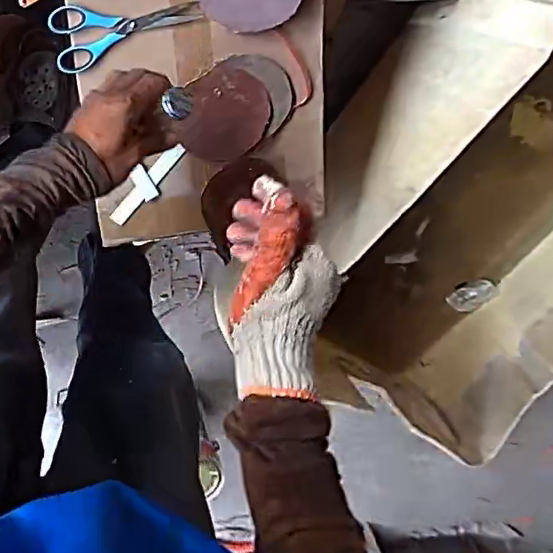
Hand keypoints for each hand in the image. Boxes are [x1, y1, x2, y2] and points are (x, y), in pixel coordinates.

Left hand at [65, 69, 175, 177]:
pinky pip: (105, 89)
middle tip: (158, 103)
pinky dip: (117, 94)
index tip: (172, 101)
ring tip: (140, 106)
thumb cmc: (97, 165)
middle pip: (137, 74)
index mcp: (125, 103)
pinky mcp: (85, 106)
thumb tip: (171, 136)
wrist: (68, 171)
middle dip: (151, 84)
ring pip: (120, 77)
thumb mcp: (134, 155)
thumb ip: (156, 140)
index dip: (167, 89)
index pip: (153, 81)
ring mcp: (94, 98)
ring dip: (133, 85)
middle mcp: (108, 95)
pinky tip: (121, 114)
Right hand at [218, 175, 340, 399]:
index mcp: (318, 263)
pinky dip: (261, 255)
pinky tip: (242, 254)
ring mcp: (308, 286)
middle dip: (264, 218)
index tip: (258, 187)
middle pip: (292, 232)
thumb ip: (275, 233)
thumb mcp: (267, 271)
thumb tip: (281, 198)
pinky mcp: (294, 297)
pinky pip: (280, 264)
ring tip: (233, 232)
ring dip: (258, 235)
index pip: (300, 219)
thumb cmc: (267, 325)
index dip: (277, 200)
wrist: (269, 364)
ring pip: (283, 247)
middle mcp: (319, 272)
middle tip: (239, 209)